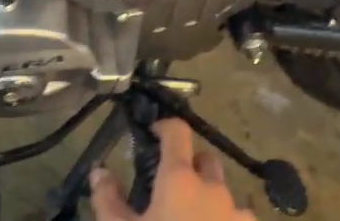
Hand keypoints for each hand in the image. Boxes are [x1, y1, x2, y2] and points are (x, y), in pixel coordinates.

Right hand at [89, 121, 255, 219]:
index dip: (164, 127)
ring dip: (210, 199)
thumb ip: (107, 199)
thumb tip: (100, 172)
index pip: (177, 132)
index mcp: (180, 178)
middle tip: (170, 186)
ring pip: (226, 195)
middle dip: (190, 166)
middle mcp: (214, 189)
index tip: (152, 135)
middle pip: (206, 161)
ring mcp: (239, 216)